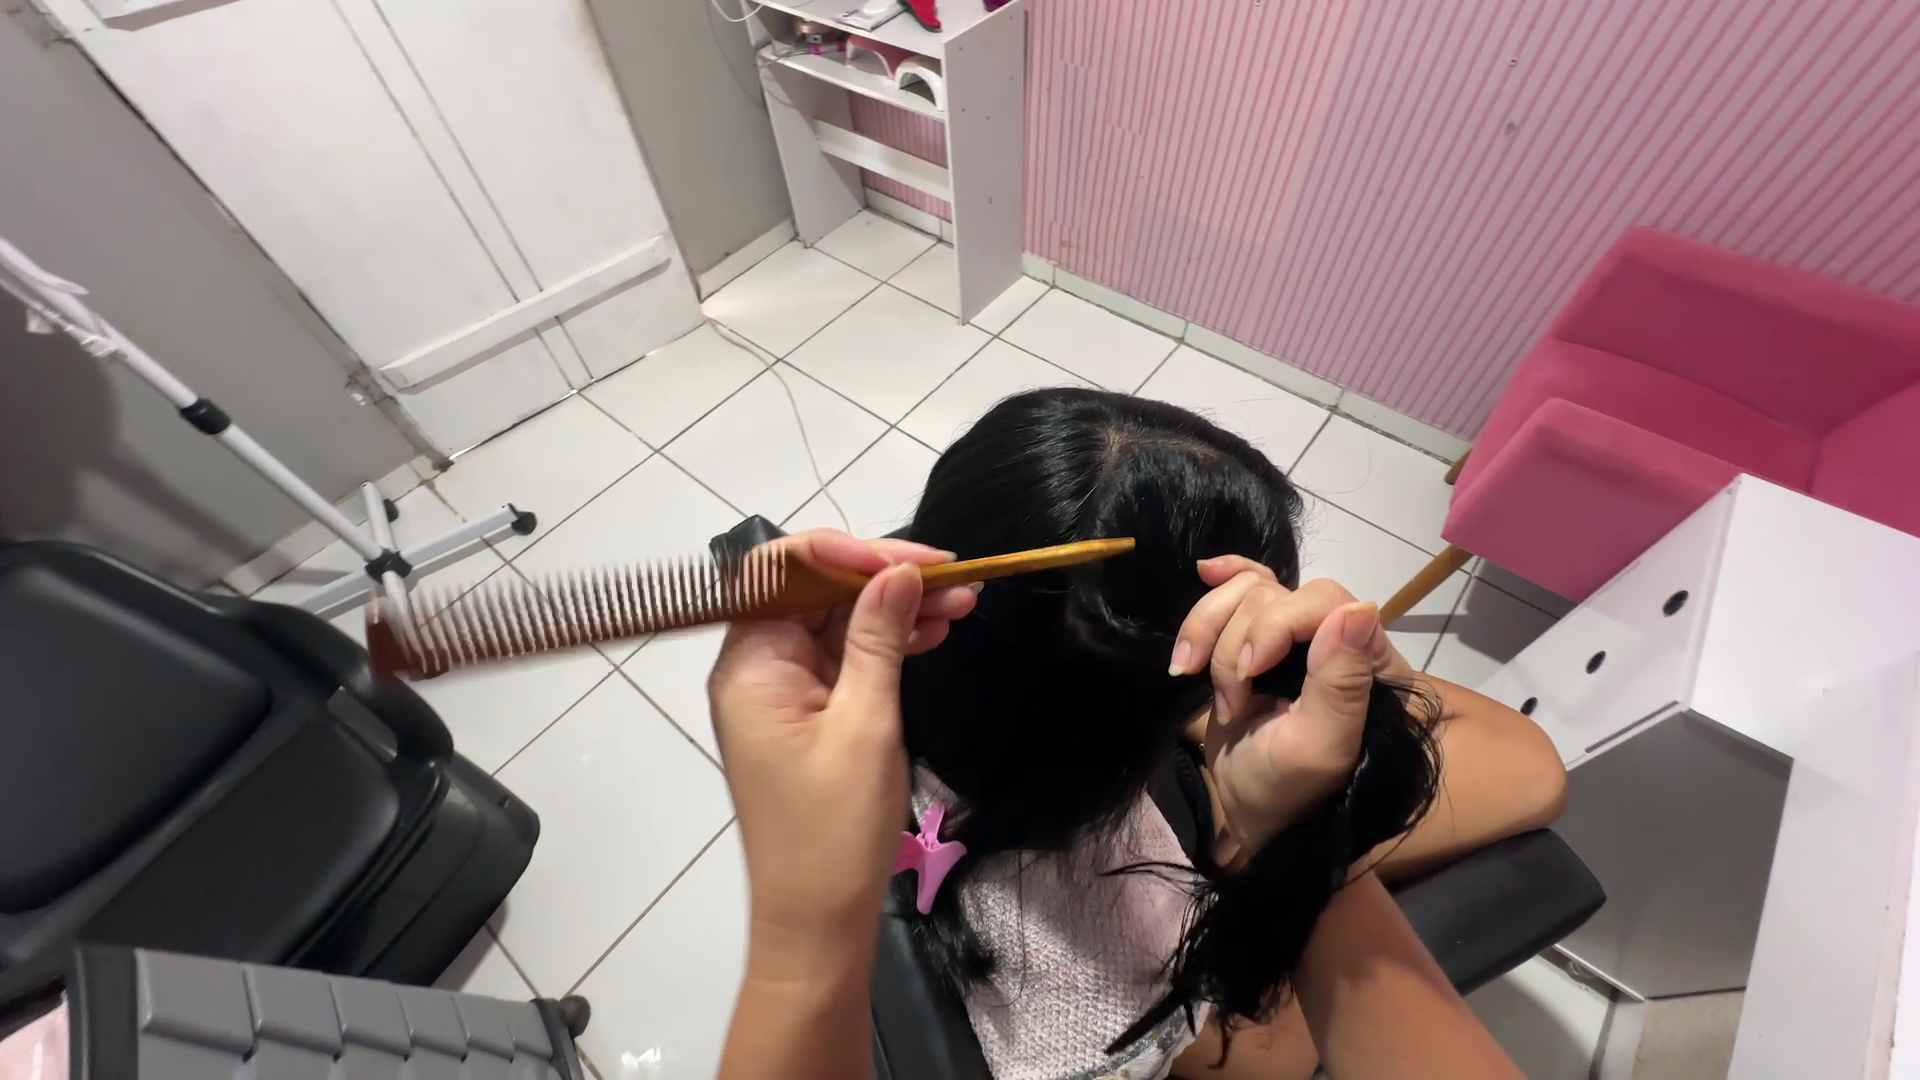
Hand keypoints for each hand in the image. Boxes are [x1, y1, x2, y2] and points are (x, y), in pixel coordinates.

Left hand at [708, 531, 977, 973]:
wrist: (819, 921)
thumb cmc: (835, 828)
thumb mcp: (865, 723)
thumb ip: (878, 638)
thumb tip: (899, 571)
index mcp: (751, 663)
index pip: (784, 572)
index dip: (846, 552)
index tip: (910, 560)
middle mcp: (759, 665)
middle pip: (817, 592)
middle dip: (885, 577)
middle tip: (954, 576)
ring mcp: (786, 688)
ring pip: (840, 622)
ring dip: (897, 608)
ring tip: (962, 599)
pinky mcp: (811, 709)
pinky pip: (849, 658)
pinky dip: (890, 642)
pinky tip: (935, 630)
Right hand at [1171, 557, 1411, 851]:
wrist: (1247, 806)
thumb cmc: (1287, 788)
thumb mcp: (1318, 746)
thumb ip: (1340, 683)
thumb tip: (1357, 609)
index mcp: (1365, 662)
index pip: (1320, 602)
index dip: (1273, 626)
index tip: (1247, 672)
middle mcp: (1331, 637)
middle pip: (1271, 596)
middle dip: (1233, 646)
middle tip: (1230, 703)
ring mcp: (1290, 634)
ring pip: (1242, 592)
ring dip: (1207, 632)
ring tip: (1192, 676)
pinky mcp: (1255, 635)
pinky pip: (1240, 588)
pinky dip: (1222, 582)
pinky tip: (1205, 572)